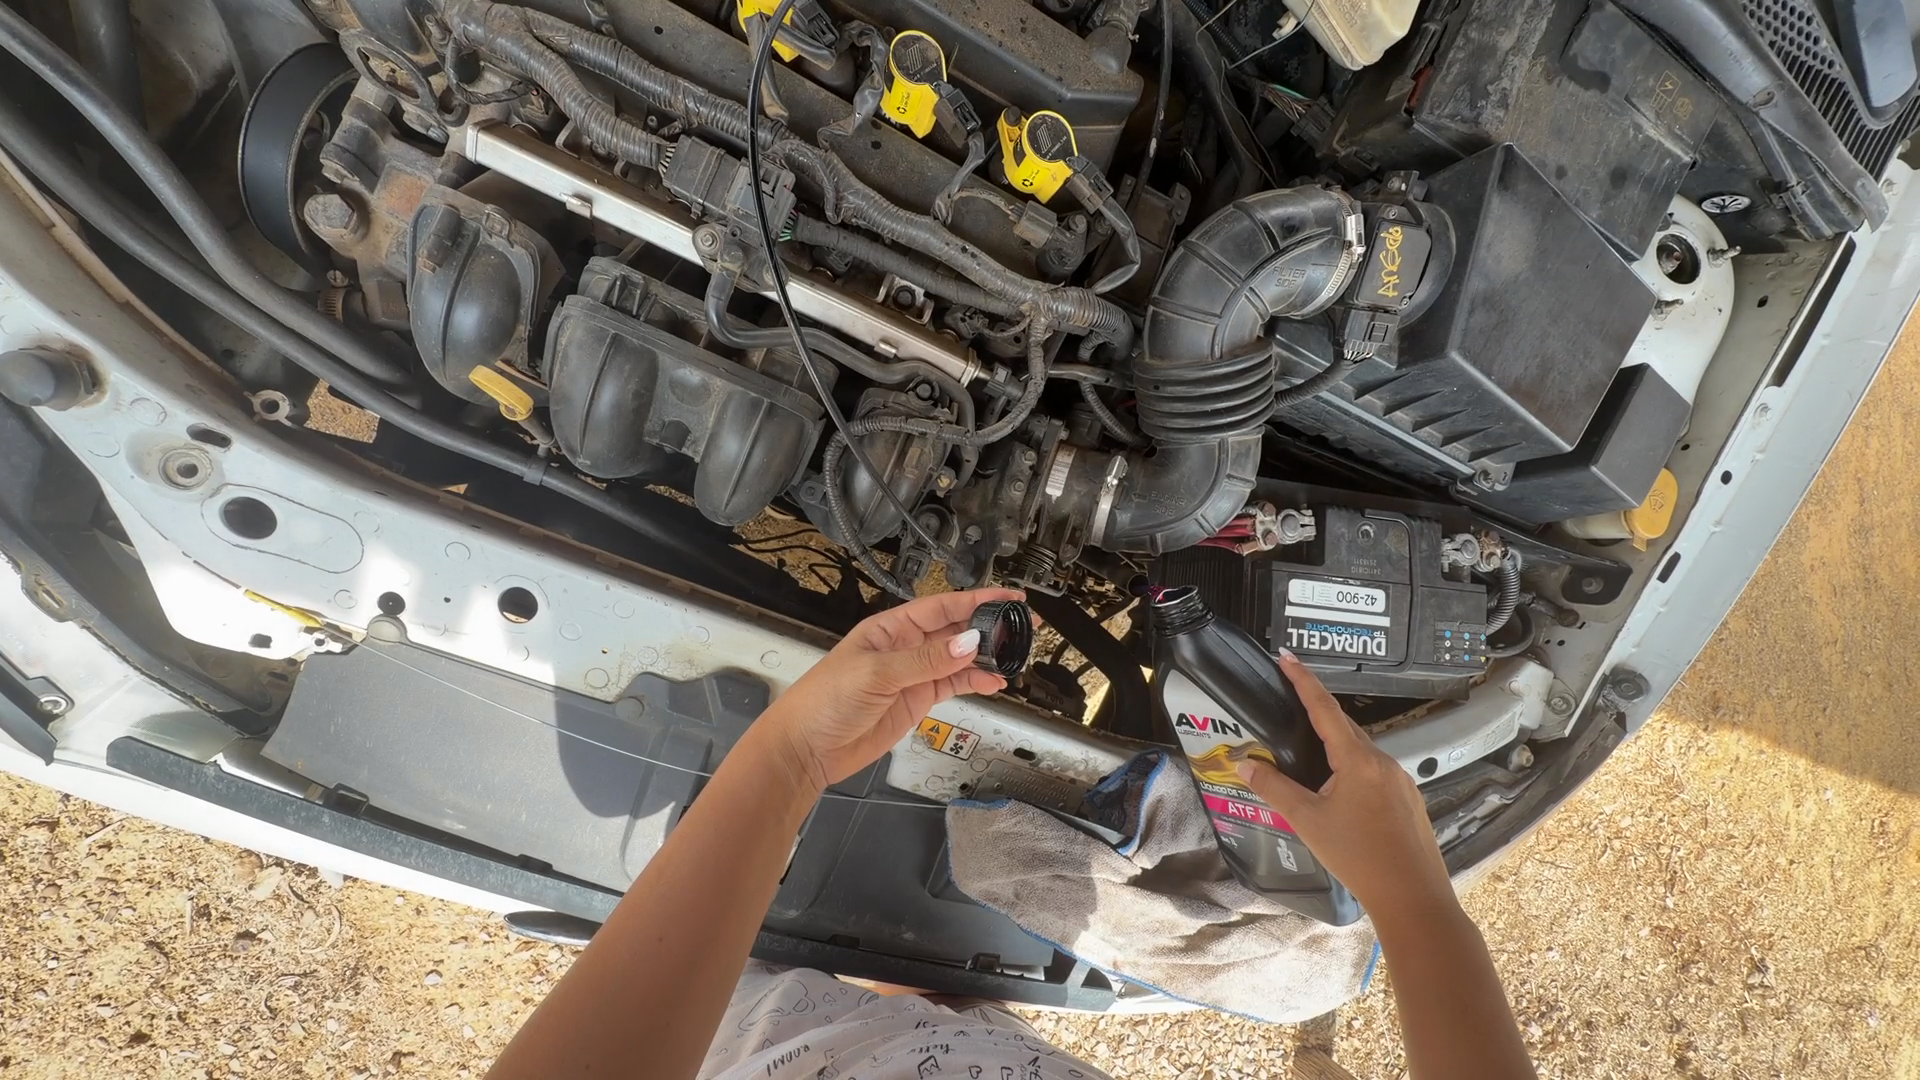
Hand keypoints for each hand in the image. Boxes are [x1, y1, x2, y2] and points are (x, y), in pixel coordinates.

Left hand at [759, 588, 1022, 792]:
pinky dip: (975, 681)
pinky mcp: (917, 699)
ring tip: (1015, 656)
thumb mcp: (877, 674)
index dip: (978, 599)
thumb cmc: (826, 701)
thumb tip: (969, 642)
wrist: (807, 748)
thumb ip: (926, 659)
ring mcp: (913, 673)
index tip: (1010, 597)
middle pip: (955, 629)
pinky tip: (994, 680)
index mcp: (892, 627)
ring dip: (986, 656)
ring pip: (959, 657)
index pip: (942, 606)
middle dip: (989, 626)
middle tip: (1024, 626)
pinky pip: (953, 683)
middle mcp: (906, 645)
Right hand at [1235, 652, 1456, 925]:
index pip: (1324, 708)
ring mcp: (1400, 781)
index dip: (1303, 680)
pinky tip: (1337, 783)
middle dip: (1316, 709)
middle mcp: (1383, 762)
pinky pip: (1373, 768)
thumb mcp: (1307, 820)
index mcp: (1358, 760)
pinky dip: (1350, 763)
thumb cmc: (1358, 857)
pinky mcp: (1408, 799)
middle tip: (1289, 695)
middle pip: (1343, 725)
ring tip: (1307, 744)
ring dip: (1334, 739)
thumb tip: (1243, 763)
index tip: (1287, 656)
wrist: (1414, 900)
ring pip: (1360, 748)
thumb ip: (1274, 787)